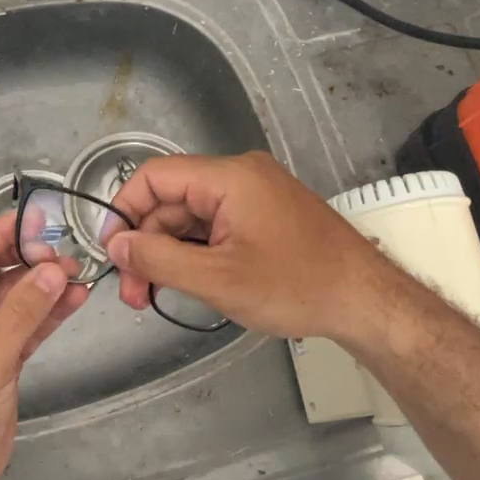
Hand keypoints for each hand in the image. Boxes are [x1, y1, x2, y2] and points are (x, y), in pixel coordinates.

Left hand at [0, 213, 91, 479]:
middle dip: (26, 260)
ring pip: (11, 300)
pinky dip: (47, 314)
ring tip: (78, 270)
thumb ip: (21, 312)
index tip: (37, 219)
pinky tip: (74, 298)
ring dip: (42, 286)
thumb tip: (53, 269)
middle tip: (64, 249)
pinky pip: (23, 326)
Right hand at [103, 151, 399, 343]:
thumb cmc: (295, 286)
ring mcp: (252, 196)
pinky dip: (192, 254)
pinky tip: (184, 283)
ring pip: (188, 218)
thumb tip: (116, 245)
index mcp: (228, 178)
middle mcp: (238, 176)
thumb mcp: (217, 279)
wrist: (367, 302)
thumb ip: (158, 259)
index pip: (154, 177)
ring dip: (166, 254)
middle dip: (145, 245)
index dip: (124, 211)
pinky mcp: (262, 216)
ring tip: (153, 297)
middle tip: (133, 294)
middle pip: (169, 201)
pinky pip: (212, 227)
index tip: (112, 254)